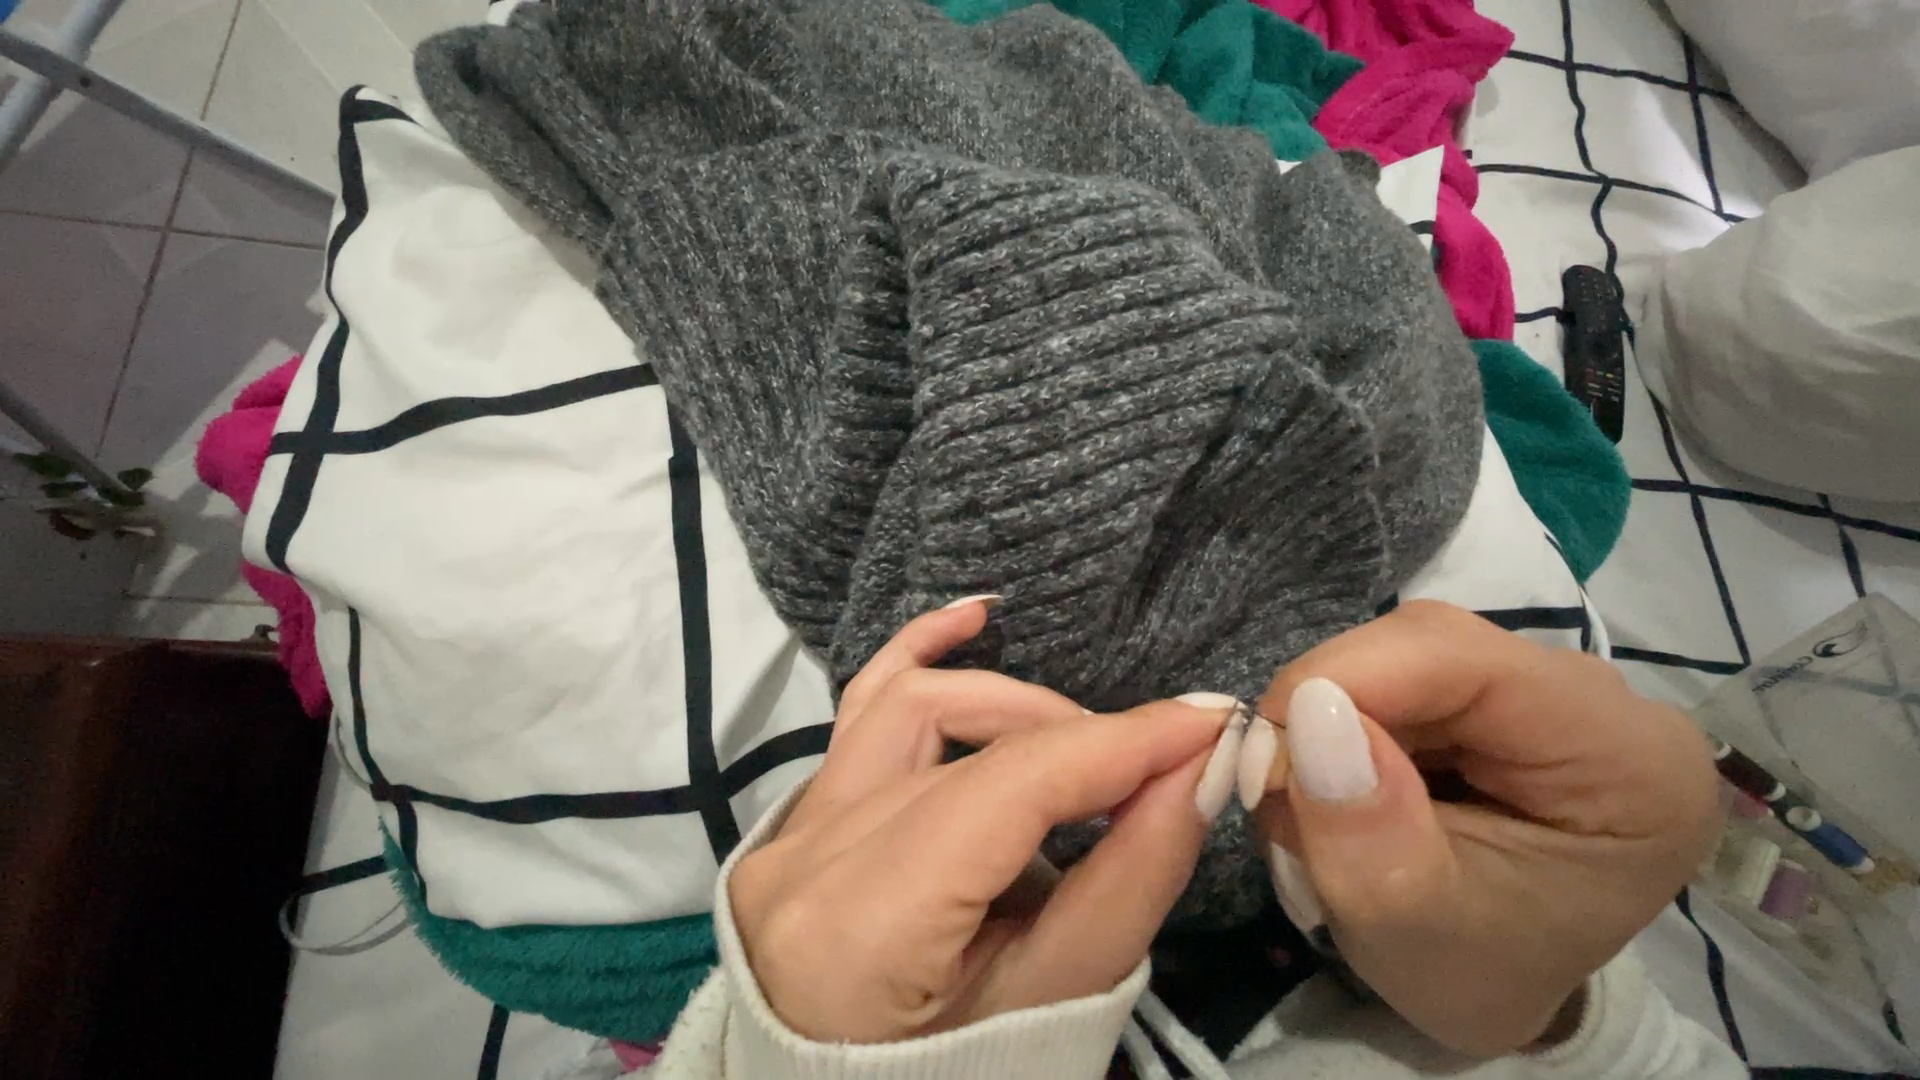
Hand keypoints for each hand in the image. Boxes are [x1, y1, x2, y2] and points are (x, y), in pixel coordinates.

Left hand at [729, 600, 1231, 1042]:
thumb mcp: (1055, 1005)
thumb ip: (1129, 879)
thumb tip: (1197, 766)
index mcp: (862, 927)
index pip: (1007, 789)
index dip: (1117, 744)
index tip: (1209, 719)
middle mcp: (807, 856)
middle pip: (964, 744)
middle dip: (1079, 737)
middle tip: (1156, 764)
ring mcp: (791, 829)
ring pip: (909, 705)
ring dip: (1009, 705)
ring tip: (1079, 736)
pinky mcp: (799, 817)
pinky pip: (856, 711)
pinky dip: (917, 654)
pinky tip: (971, 617)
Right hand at [1250, 601, 1719, 1056]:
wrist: (1484, 983)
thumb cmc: (1465, 970)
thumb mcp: (1404, 925)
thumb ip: (1364, 827)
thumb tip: (1308, 707)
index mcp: (1627, 762)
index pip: (1466, 661)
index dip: (1346, 676)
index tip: (1268, 747)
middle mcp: (1597, 703)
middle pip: (1425, 644)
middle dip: (1326, 701)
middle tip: (1273, 779)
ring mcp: (1537, 690)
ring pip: (1396, 649)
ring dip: (1325, 712)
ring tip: (1309, 791)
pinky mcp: (1488, 692)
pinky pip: (1390, 668)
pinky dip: (1337, 716)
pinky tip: (1337, 773)